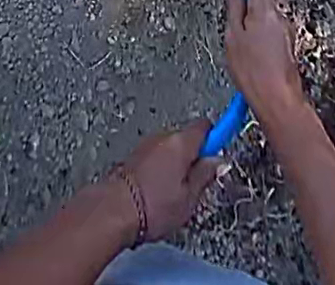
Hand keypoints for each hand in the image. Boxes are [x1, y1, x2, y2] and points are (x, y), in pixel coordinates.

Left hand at [117, 122, 223, 241]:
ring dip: (176, 163)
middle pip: (187, 138)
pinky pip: (157, 155)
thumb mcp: (189, 197)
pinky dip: (161, 167)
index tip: (218, 151)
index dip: (215, 138)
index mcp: (181, 142)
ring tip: (173, 193)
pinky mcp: (135, 155)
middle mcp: (164, 136)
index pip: (205, 126)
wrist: (115, 210)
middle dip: (194, 156)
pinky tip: (157, 191)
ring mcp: (147, 144)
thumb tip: (219, 160)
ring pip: (171, 148)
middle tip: (195, 184)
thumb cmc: (153, 205)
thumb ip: (205, 175)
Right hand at [223, 0, 308, 122]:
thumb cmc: (254, 71)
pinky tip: (251, 48)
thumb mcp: (233, 36)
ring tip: (240, 36)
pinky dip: (259, 29)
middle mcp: (279, 16)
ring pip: (267, 10)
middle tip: (232, 10)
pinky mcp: (287, 42)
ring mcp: (285, 29)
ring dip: (252, 15)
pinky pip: (271, 26)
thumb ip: (233, 7)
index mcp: (264, 9)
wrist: (277, 99)